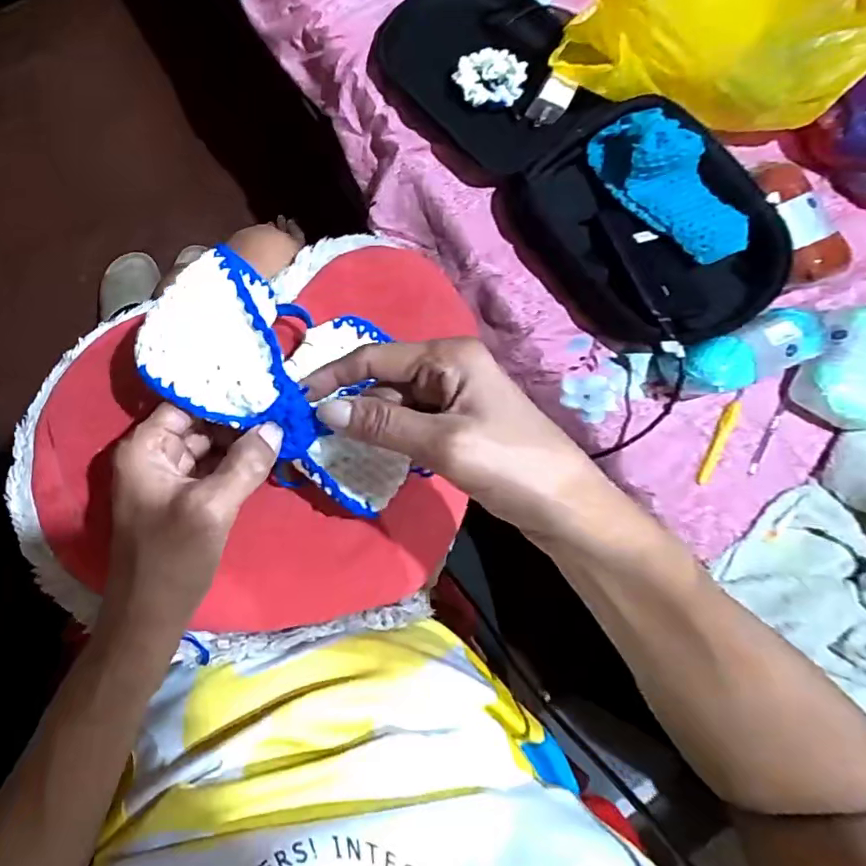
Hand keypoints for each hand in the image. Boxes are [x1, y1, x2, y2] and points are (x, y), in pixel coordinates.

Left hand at [108, 404, 280, 629]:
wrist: (149, 617)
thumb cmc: (172, 558)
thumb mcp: (212, 507)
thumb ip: (244, 464)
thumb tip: (275, 427)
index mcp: (144, 448)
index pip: (185, 404)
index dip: (222, 395)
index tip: (262, 386)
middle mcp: (151, 455)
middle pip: (197, 422)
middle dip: (236, 417)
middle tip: (280, 407)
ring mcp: (165, 477)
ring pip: (206, 445)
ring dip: (239, 441)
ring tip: (280, 427)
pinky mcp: (180, 497)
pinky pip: (209, 469)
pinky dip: (233, 464)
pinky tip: (265, 456)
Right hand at [299, 338, 628, 544]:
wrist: (568, 510)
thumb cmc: (510, 464)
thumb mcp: (441, 442)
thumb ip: (381, 423)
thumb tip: (323, 409)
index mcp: (448, 356)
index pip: (374, 357)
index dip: (333, 376)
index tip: (297, 399)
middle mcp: (447, 366)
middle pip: (381, 378)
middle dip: (348, 401)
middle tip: (312, 430)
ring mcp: (452, 395)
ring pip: (392, 401)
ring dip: (365, 420)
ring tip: (333, 443)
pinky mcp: (454, 422)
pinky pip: (407, 420)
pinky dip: (386, 433)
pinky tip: (370, 450)